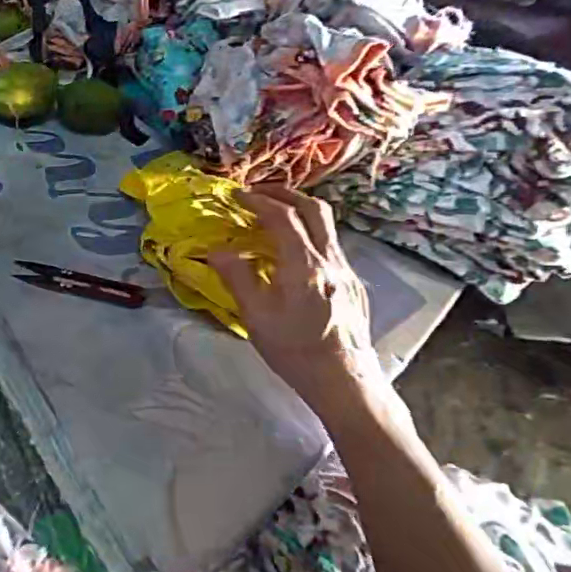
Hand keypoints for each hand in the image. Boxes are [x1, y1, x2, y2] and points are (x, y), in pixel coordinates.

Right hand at [206, 186, 379, 398]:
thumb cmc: (294, 348)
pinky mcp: (353, 284)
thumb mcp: (255, 315)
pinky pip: (329, 245)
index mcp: (305, 266)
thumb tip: (217, 251)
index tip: (236, 196)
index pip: (282, 218)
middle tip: (258, 193)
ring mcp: (347, 271)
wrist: (343, 378)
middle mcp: (331, 260)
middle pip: (313, 210)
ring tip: (271, 216)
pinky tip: (291, 250)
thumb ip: (237, 277)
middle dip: (284, 194)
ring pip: (326, 226)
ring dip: (298, 212)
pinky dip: (307, 233)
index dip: (258, 201)